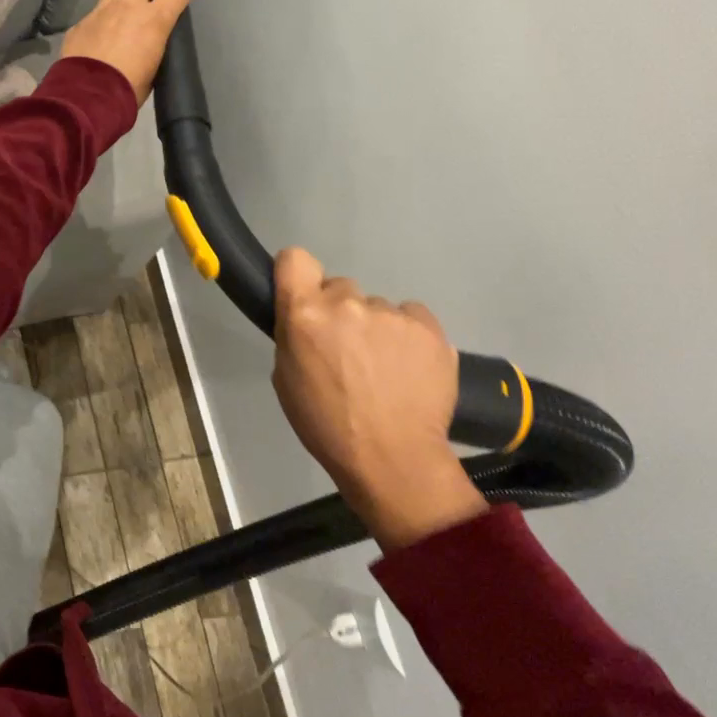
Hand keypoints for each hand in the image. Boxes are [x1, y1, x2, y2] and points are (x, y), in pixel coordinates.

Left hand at [60, 0, 205, 102]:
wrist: (84, 97)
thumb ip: (152, 44)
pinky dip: (109, 0)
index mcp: (154, 21)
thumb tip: (146, 39)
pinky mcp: (82, 22)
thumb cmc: (126, 92)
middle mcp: (129, 7)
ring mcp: (102, 11)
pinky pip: (100, 5)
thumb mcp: (153, 68)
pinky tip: (109, 2)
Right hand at [271, 247, 487, 549]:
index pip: (295, 258)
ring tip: (384, 369)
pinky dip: (408, 336)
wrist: (391, 458)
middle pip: (340, 287)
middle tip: (346, 350)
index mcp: (304, 313)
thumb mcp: (286, 377)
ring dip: (376, 328)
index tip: (303, 294)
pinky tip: (409, 367)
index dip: (298, 274)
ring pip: (377, 308)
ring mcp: (392, 314)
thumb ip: (295, 336)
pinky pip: (412, 318)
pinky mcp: (430, 329)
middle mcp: (347, 303)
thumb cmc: (325, 423)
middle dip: (340, 312)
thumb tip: (310, 322)